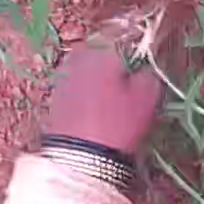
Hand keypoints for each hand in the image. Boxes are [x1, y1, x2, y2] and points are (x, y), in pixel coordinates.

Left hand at [44, 47, 162, 154]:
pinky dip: (87, 97)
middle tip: (130, 93)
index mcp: (103, 51)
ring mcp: (63, 76)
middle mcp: (78, 57)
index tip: (145, 77)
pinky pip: (77, 89)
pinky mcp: (54, 97)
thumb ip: (149, 77)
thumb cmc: (117, 125)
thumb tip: (145, 71)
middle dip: (116, 70)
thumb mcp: (146, 100)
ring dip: (101, 84)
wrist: (80, 158)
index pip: (127, 45)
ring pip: (89, 73)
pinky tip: (97, 115)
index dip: (139, 61)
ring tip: (113, 107)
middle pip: (104, 57)